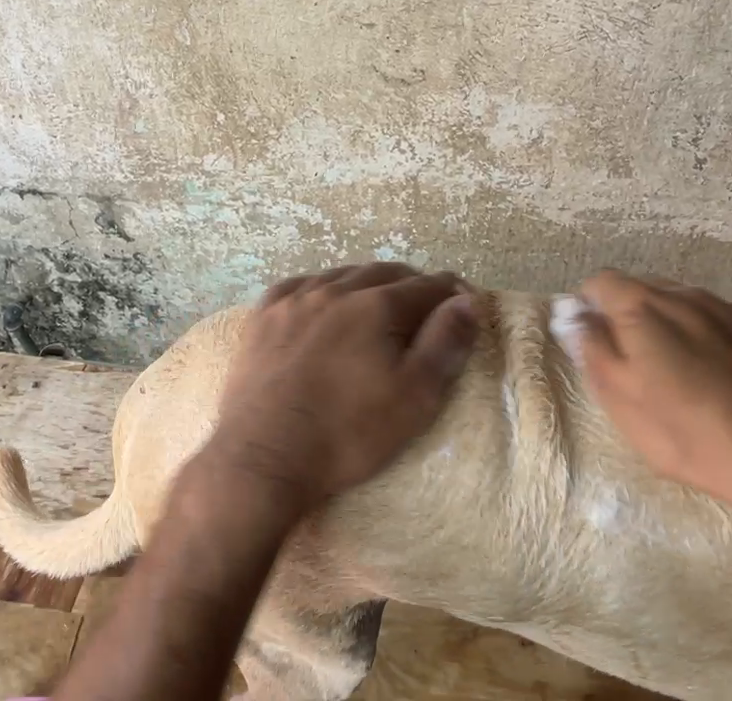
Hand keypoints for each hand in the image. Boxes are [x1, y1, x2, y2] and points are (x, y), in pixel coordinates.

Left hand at [206, 263, 478, 514]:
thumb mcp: (415, 399)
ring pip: (341, 275)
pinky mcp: (263, 317)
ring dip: (367, 284)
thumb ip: (445, 344)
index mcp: (377, 306)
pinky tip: (322, 303)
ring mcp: (294, 301)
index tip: (463, 303)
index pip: (427, 286)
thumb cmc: (347, 434)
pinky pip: (298, 286)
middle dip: (412, 285)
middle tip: (426, 308)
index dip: (452, 293)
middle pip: (385, 273)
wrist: (263, 458)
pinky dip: (321, 289)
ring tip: (378, 305)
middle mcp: (335, 290)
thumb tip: (468, 301)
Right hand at [577, 270, 731, 523]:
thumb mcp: (620, 397)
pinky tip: (709, 376)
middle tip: (625, 360)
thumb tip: (572, 316)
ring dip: (664, 325)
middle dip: (624, 314)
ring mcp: (728, 311)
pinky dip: (700, 336)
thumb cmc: (687, 432)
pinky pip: (714, 321)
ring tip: (669, 370)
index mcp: (644, 306)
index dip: (587, 306)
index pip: (600, 282)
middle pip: (641, 288)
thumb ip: (591, 348)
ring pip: (680, 304)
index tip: (587, 338)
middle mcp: (685, 295)